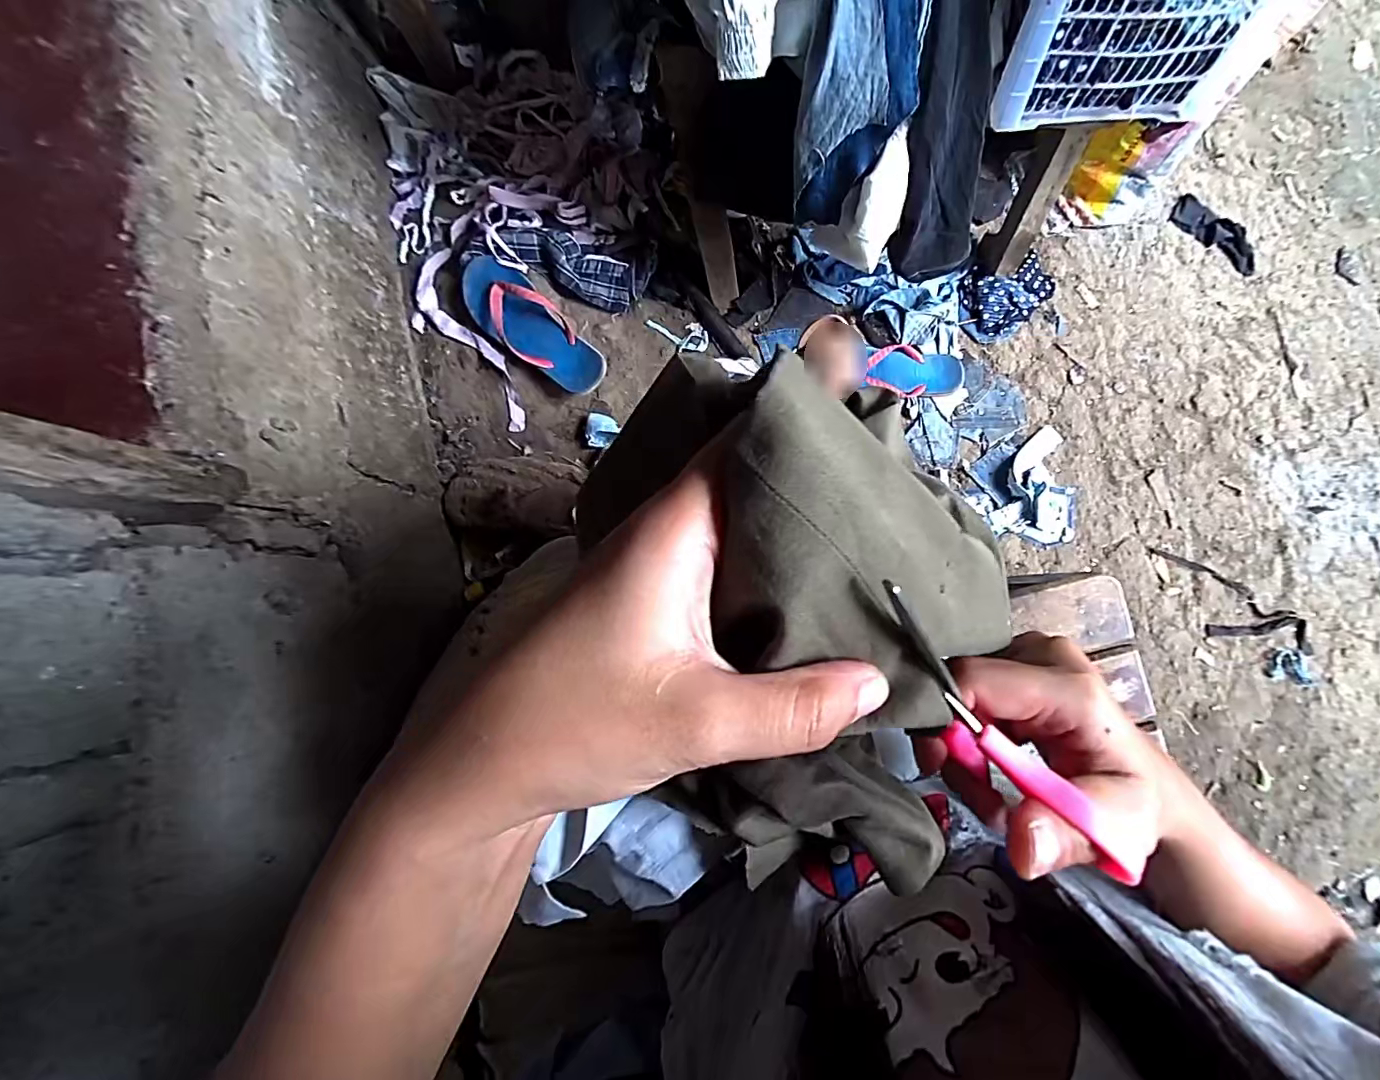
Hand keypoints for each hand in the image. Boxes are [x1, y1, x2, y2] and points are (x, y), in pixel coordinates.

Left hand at [375, 461, 890, 841]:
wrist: (484, 771)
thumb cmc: (571, 727)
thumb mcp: (692, 724)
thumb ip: (789, 709)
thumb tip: (878, 682)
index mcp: (674, 529)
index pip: (745, 443)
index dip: (807, 426)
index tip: (873, 428)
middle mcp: (675, 532)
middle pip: (757, 480)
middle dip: (822, 478)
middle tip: (894, 487)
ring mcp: (673, 567)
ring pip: (752, 525)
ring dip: (806, 526)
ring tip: (878, 532)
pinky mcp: (675, 601)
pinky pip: (743, 565)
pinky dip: (785, 567)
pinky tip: (826, 590)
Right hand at [913, 633, 1194, 881]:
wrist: (1145, 788)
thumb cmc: (1131, 805)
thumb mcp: (1108, 828)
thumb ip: (1062, 836)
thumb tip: (1021, 839)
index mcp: (1072, 688)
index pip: (976, 679)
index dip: (948, 724)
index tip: (951, 771)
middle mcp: (1049, 657)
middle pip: (962, 684)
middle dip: (956, 745)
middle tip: (982, 796)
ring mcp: (1033, 656)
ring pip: (960, 691)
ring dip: (963, 748)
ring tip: (993, 791)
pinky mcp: (1020, 666)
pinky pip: (970, 694)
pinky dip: (970, 736)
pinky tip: (995, 765)